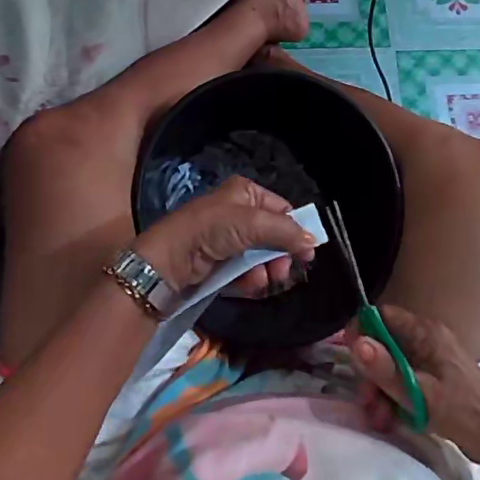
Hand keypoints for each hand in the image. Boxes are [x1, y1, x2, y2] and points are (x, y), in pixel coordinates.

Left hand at [130, 177, 316, 297]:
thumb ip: (285, 232)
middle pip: (274, 235)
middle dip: (280, 256)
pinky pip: (246, 271)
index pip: (282, 210)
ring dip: (266, 272)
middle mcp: (238, 212)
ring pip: (262, 256)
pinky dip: (250, 280)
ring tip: (262, 283)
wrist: (165, 264)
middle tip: (282, 273)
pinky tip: (249, 287)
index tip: (306, 254)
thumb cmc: (209, 232)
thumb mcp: (251, 224)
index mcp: (245, 193)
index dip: (296, 231)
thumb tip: (314, 241)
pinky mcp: (219, 262)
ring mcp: (228, 238)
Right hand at [347, 304, 479, 466]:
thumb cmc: (463, 411)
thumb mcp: (419, 393)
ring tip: (380, 419)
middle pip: (384, 345)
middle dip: (371, 374)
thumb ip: (386, 369)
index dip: (362, 332)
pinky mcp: (433, 380)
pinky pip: (404, 381)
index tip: (350, 359)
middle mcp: (426, 339)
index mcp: (425, 332)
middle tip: (367, 403)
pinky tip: (391, 420)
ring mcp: (430, 360)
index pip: (383, 316)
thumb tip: (355, 342)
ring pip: (391, 366)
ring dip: (380, 391)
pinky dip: (394, 399)